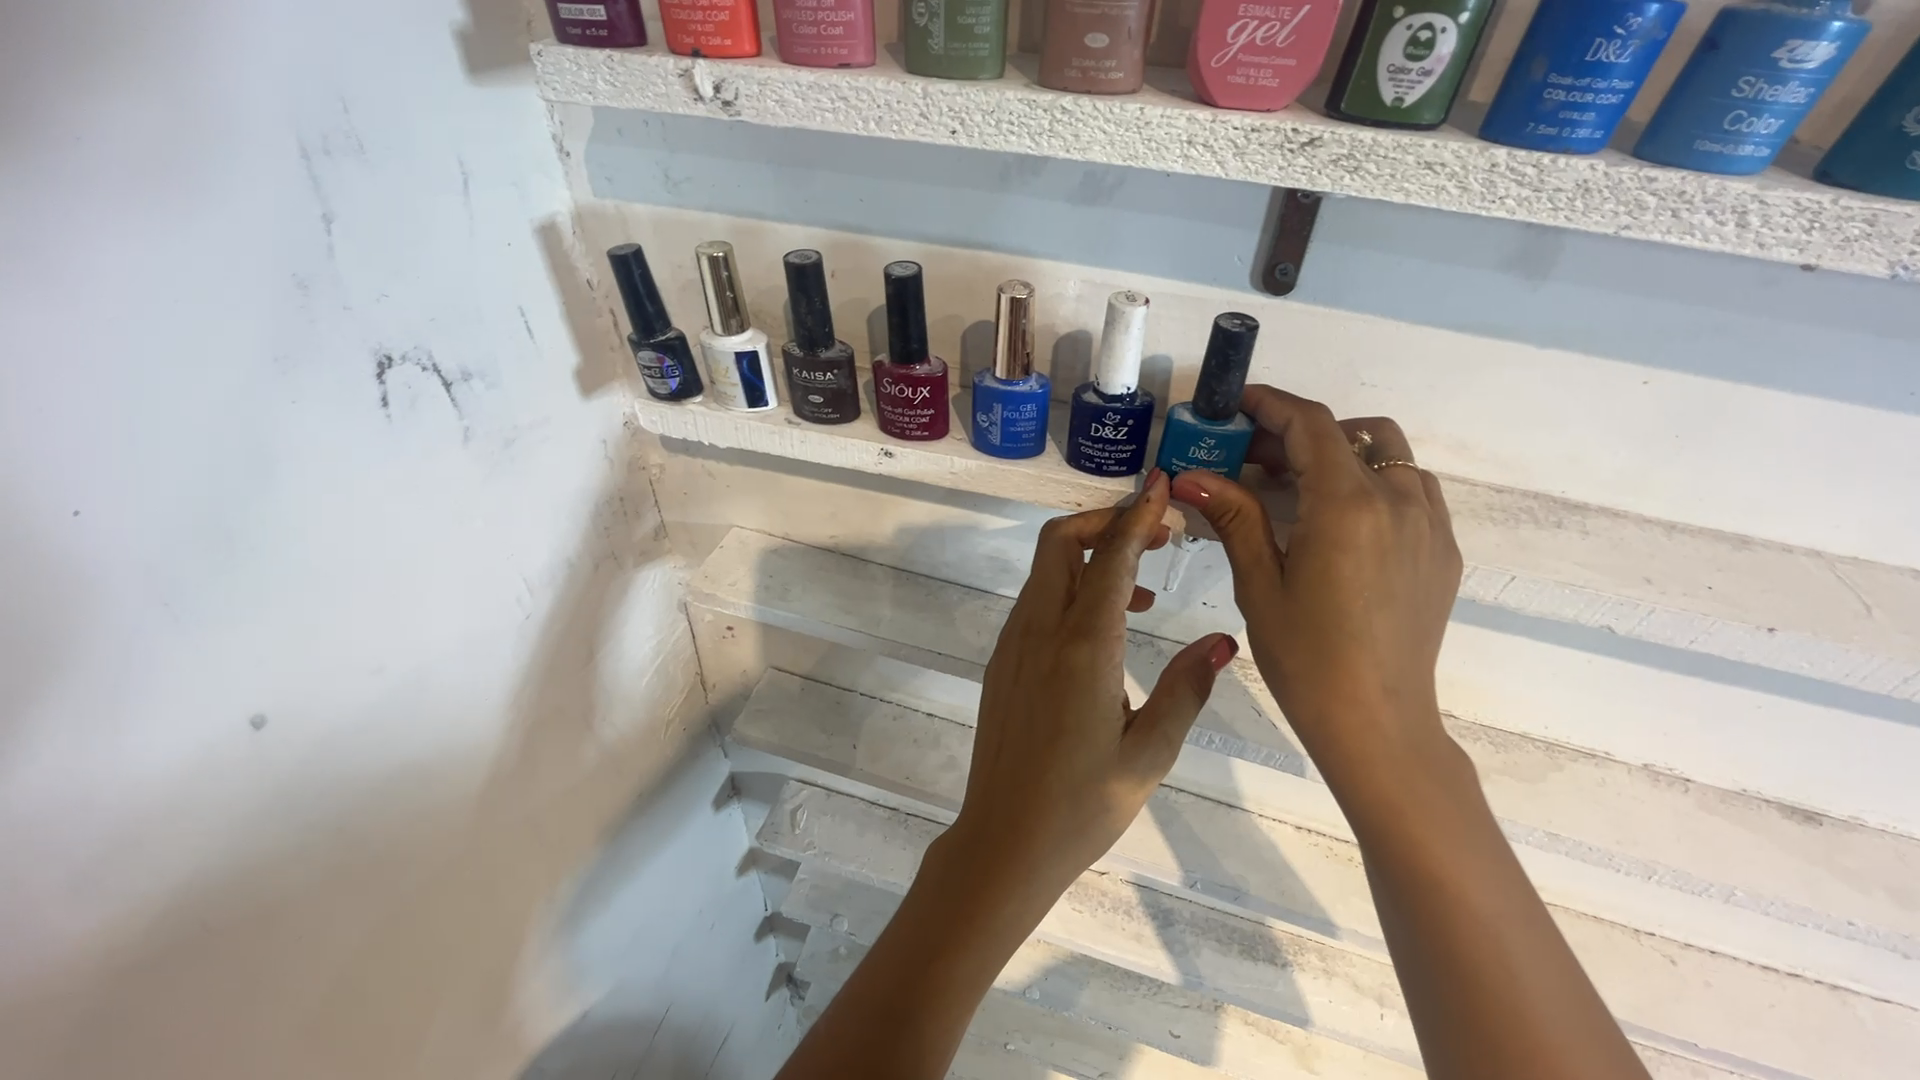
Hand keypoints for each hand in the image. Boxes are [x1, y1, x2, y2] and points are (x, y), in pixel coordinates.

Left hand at [933, 469, 1238, 912]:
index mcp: (1083, 648)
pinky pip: (1036, 603)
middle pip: (1060, 542)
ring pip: (1045, 571)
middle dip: (1106, 521)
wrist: (1004, 841)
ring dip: (1090, 556)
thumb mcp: (1150, 754)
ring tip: (1145, 592)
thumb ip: (1186, 689)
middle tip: (1157, 536)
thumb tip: (1222, 640)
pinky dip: (1071, 590)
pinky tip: (1107, 629)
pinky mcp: (1003, 663)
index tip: (1161, 486)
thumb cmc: (1083, 805)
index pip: (1110, 557)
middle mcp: (1040, 632)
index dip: (1137, 515)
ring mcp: (1014, 645)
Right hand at [1170, 386, 1463, 796]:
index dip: (1271, 404)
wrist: (1378, 721)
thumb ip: (1235, 517)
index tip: (1235, 404)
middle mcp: (1400, 500)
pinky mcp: (1444, 550)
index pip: (1311, 425)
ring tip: (1296, 490)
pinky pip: (1412, 491)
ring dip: (1341, 454)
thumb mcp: (1259, 584)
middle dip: (1298, 433)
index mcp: (1348, 505)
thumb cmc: (1306, 657)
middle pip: (1351, 433)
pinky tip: (1338, 524)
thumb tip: (1190, 475)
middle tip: (1249, 460)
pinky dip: (1372, 484)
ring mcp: (1431, 524)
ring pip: (1389, 457)